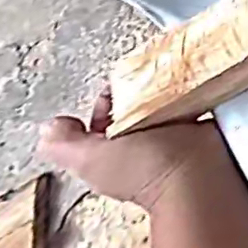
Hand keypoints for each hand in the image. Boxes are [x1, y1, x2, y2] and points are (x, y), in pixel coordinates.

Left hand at [37, 87, 228, 210]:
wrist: (197, 172)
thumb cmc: (145, 167)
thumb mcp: (93, 158)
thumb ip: (67, 144)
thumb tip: (49, 125)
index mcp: (106, 152)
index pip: (103, 118)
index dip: (109, 100)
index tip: (126, 82)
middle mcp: (136, 144)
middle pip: (135, 109)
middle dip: (143, 91)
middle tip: (156, 75)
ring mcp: (170, 135)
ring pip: (164, 104)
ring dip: (171, 89)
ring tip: (180, 75)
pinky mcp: (198, 125)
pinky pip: (191, 102)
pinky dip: (193, 92)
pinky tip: (198, 84)